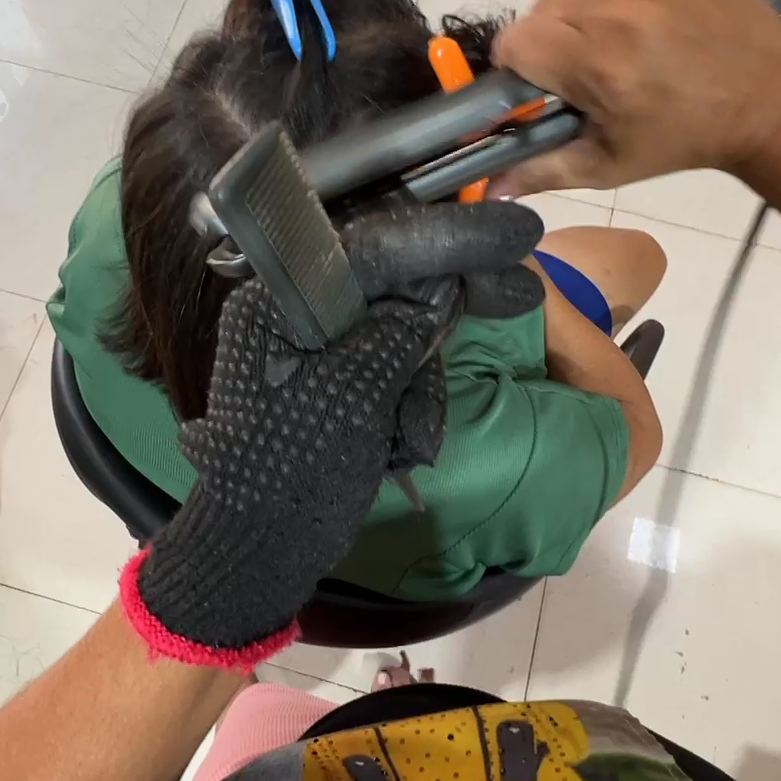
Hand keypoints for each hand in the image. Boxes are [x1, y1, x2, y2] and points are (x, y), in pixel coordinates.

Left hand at [121, 201, 543, 667]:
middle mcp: (296, 312)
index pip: (372, 249)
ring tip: (406, 439)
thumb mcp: (350, 396)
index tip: (514, 235)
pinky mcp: (340, 378)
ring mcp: (319, 347)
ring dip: (421, 383)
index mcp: (278, 303)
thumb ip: (397, 332)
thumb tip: (441, 287)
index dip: (446, 238)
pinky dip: (411, 403)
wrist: (263, 546)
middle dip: (446, 304)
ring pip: (402, 330)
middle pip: (391, 281)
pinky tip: (400, 445)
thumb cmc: (291, 473)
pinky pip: (395, 368)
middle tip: (517, 295)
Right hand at [488, 0, 780, 198]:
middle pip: (542, 12)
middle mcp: (619, 7)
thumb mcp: (607, 166)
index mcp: (597, 61)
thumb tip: (489, 190)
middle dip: (548, 45)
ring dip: (583, 21)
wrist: (772, 102)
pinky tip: (651, 32)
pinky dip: (623, 3)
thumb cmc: (682, 142)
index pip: (514, 42)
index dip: (515, 67)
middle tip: (580, 78)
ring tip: (619, 54)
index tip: (535, 88)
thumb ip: (542, 171)